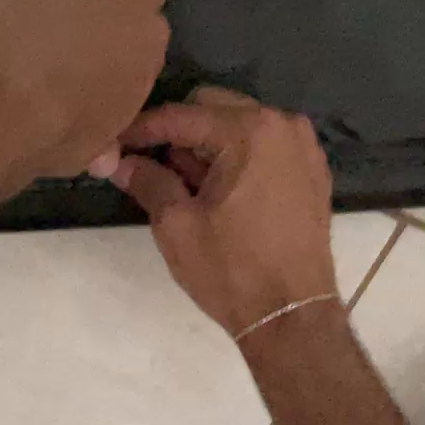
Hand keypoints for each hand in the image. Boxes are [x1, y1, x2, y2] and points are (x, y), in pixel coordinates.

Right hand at [112, 87, 338, 336]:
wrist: (291, 315)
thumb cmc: (231, 271)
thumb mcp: (177, 227)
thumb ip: (148, 183)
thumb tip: (119, 162)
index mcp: (248, 131)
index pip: (180, 116)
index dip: (140, 130)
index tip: (113, 144)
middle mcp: (282, 124)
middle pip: (213, 109)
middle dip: (177, 134)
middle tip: (151, 170)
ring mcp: (303, 147)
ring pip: (239, 127)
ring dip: (207, 146)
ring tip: (185, 186)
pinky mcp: (311, 173)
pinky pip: (264, 149)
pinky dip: (237, 160)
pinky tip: (219, 193)